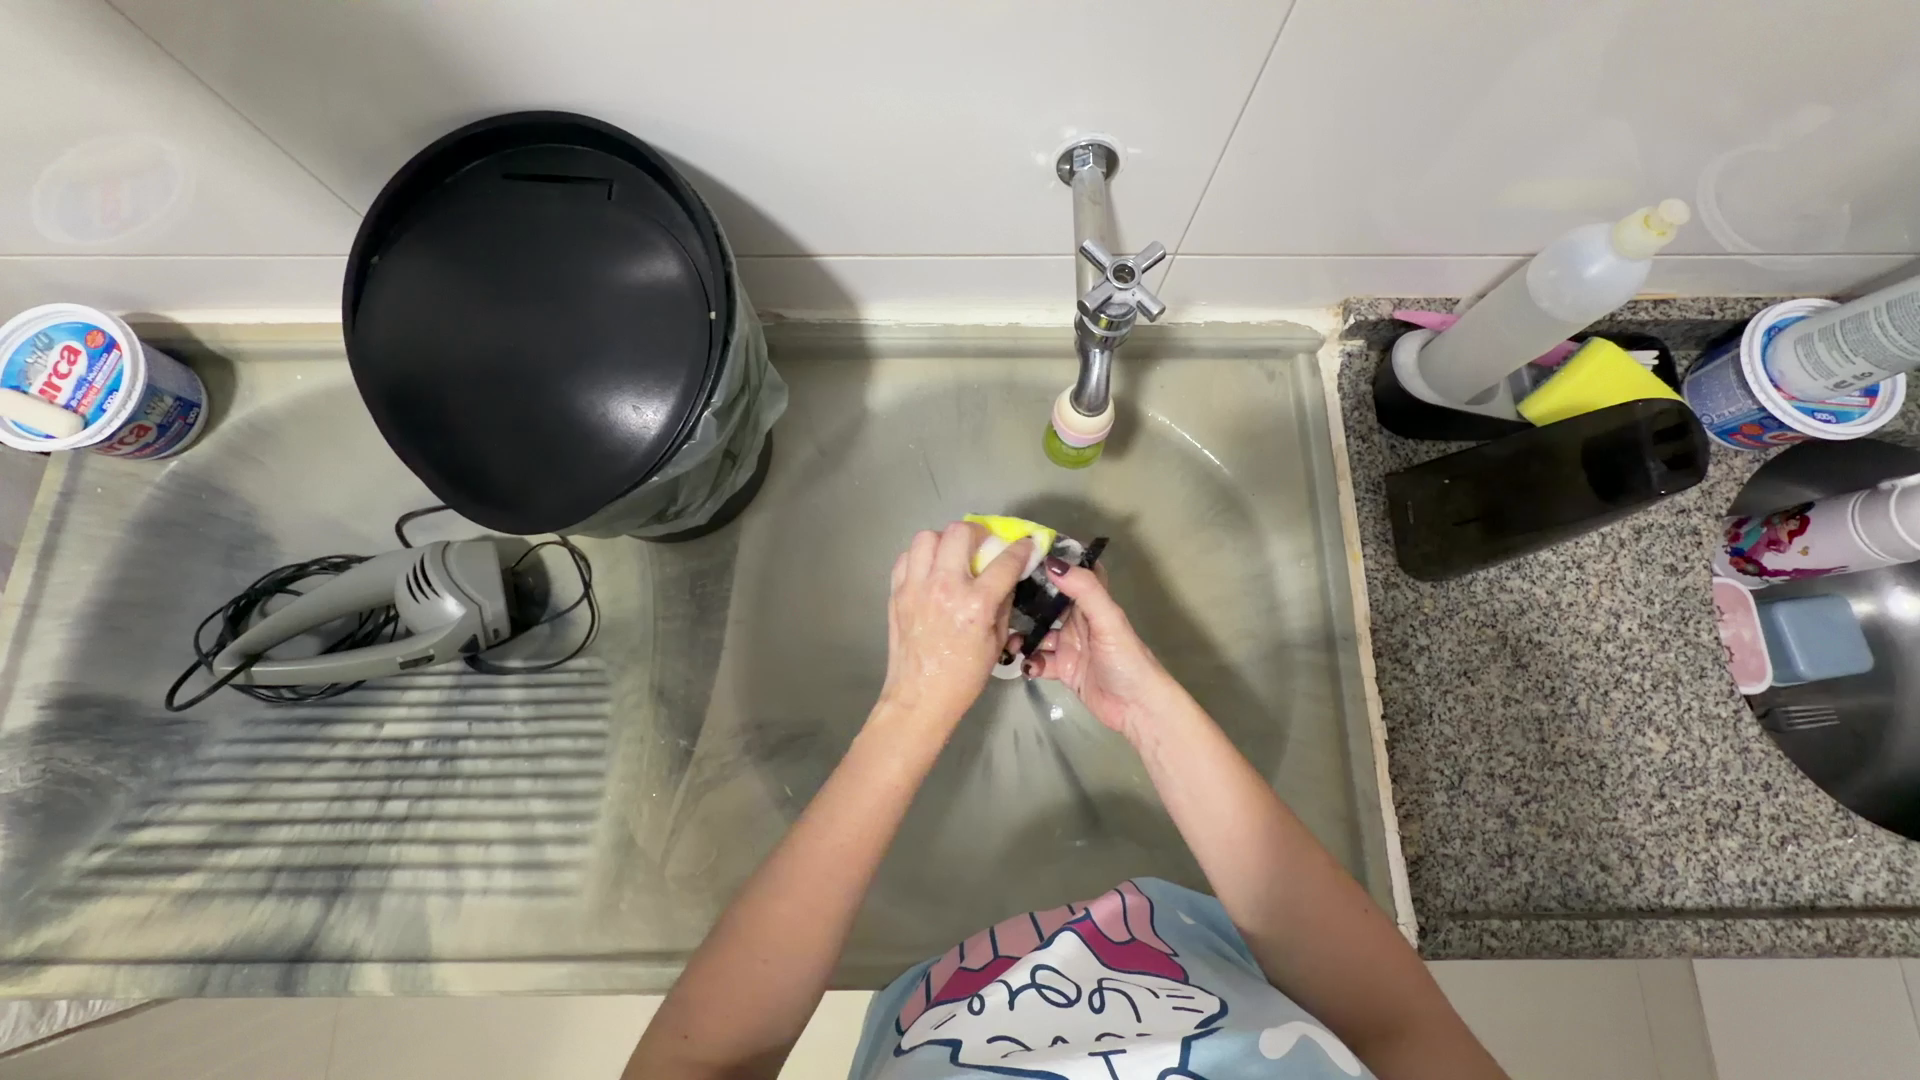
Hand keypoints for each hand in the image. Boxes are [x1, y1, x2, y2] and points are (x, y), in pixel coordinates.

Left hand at [879, 522, 1032, 728]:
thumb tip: (1006, 578)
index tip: (1026, 543)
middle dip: (978, 533)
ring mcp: (916, 587)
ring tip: (952, 556)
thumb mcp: (996, 642)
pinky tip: (930, 571)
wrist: (920, 696)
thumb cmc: (964, 676)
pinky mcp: (897, 593)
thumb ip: (1003, 603)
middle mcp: (944, 587)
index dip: (1021, 548)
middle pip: (960, 532)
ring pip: (927, 536)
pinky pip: (907, 557)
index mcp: (975, 604)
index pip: (1005, 561)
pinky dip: (921, 557)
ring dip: (944, 541)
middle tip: (983, 546)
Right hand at [1021, 559, 1176, 742]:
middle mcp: (1078, 620)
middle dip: (1025, 602)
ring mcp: (1070, 645)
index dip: (1054, 562)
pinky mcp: (1064, 669)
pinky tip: (1028, 666)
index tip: (1024, 553)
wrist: (1137, 707)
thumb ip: (1083, 590)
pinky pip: (1039, 660)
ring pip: (1039, 632)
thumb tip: (1051, 562)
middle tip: (999, 601)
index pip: (1072, 574)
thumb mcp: (1107, 619)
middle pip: (1048, 603)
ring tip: (1009, 640)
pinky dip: (1031, 662)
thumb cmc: (1126, 659)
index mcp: (1091, 603)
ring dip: (1022, 635)